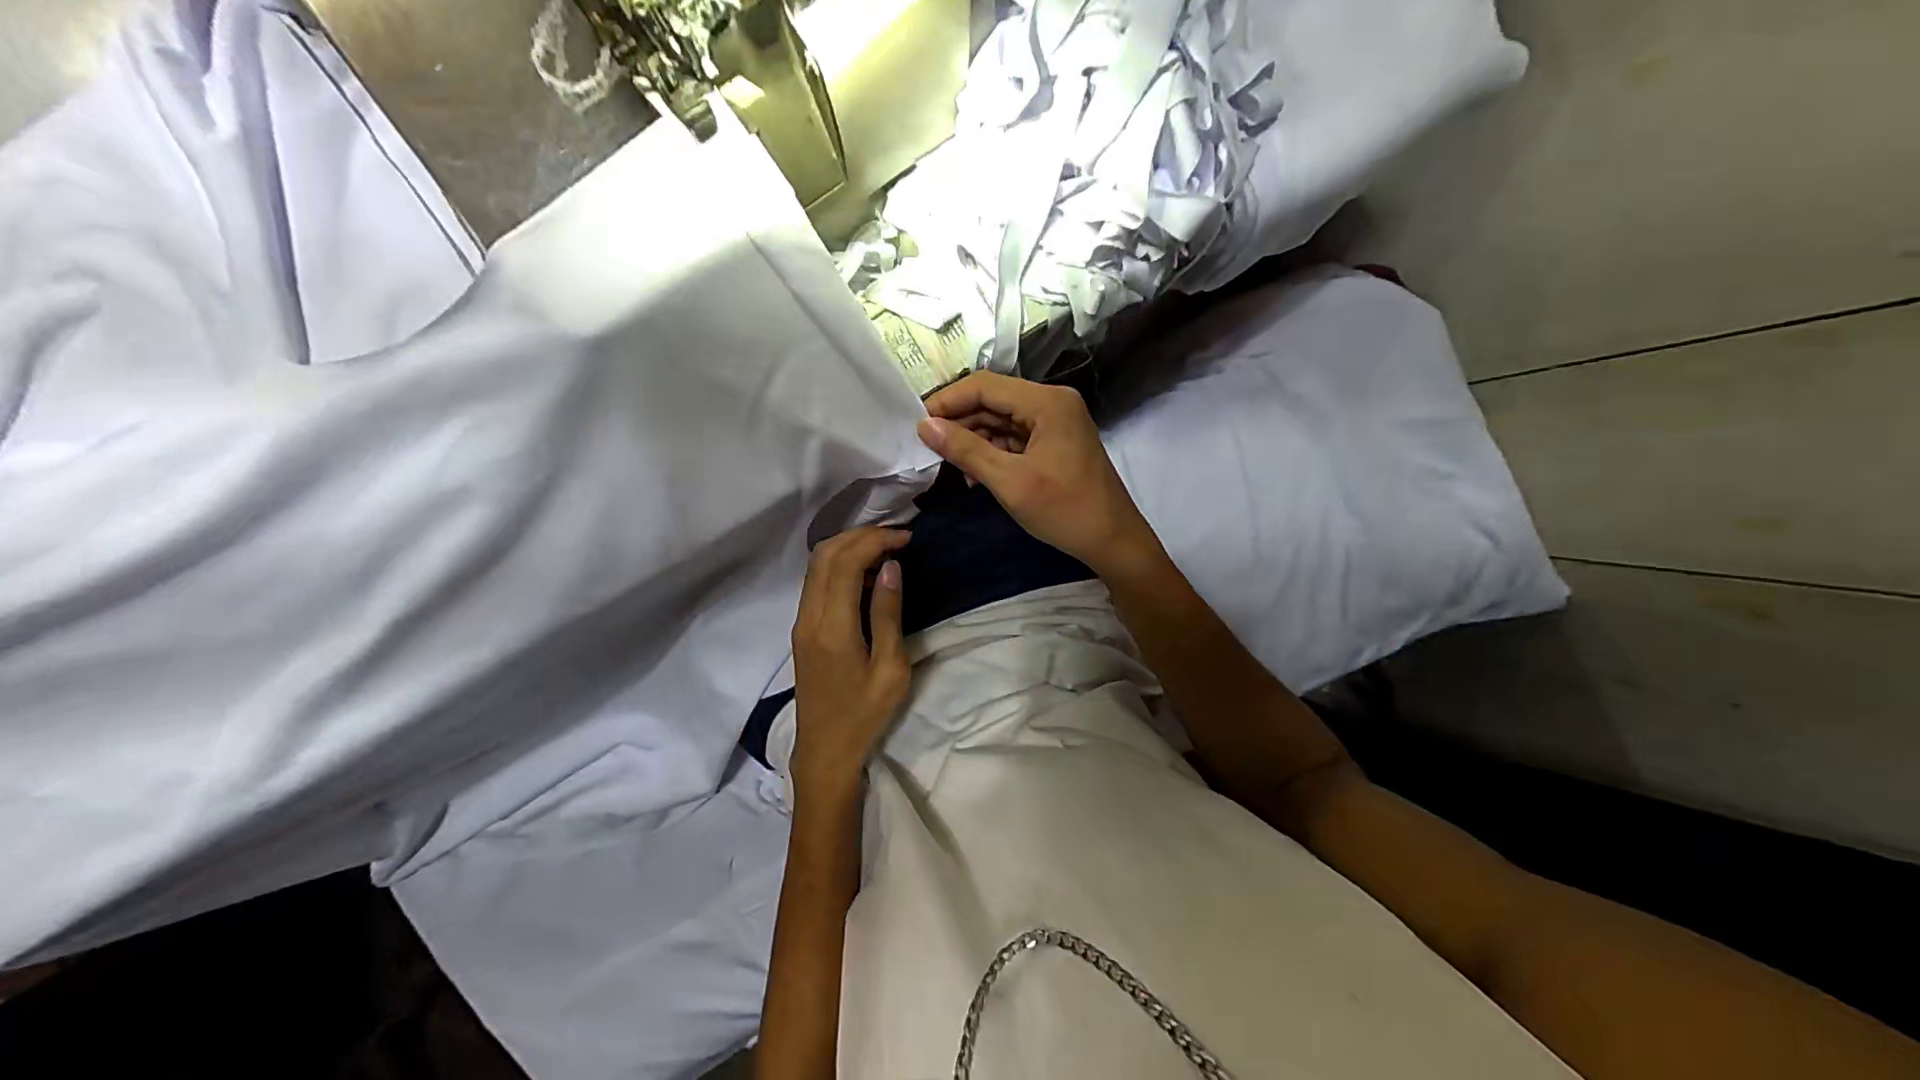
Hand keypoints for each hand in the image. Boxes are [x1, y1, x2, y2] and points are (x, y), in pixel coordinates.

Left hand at [789, 526, 912, 805]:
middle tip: (897, 537)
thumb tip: (891, 567)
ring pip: (816, 565)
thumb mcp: (891, 669)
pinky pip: (816, 582)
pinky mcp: (801, 629)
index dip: (875, 540)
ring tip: (885, 549)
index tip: (907, 538)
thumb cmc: (865, 715)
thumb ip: (888, 614)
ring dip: (848, 547)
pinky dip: (839, 565)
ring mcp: (800, 622)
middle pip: (824, 554)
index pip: (845, 562)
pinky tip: (866, 574)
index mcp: (832, 627)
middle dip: (860, 535)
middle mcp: (808, 617)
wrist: (825, 750)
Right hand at [918, 372, 1162, 577]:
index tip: (917, 424)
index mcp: (1047, 402)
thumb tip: (924, 426)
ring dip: (975, 442)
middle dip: (960, 424)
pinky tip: (976, 476)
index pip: (984, 385)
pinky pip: (1015, 437)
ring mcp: (1056, 422)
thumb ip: (965, 450)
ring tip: (954, 470)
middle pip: (993, 401)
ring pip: (1001, 420)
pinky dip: (993, 453)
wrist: (1113, 541)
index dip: (947, 401)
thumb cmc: (1064, 510)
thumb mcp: (1009, 482)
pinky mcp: (1055, 442)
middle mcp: (1053, 402)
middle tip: (929, 450)